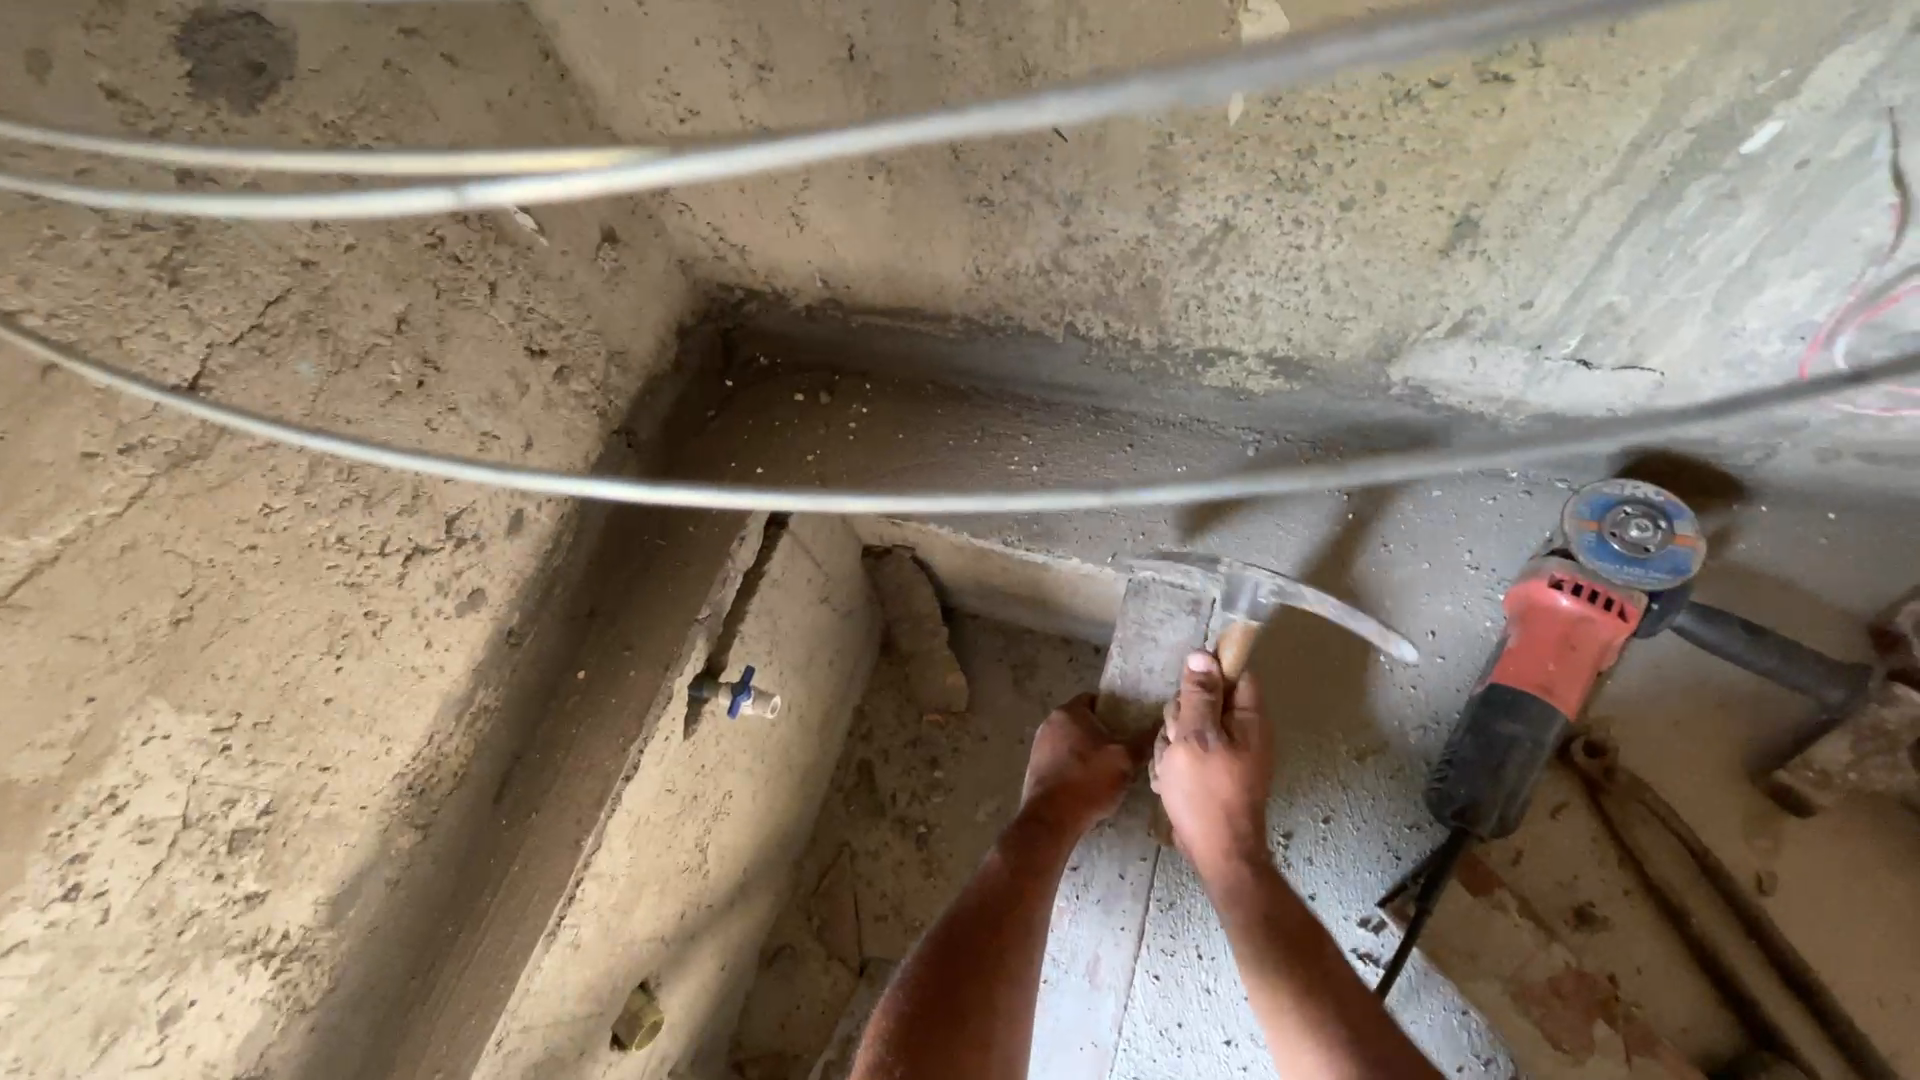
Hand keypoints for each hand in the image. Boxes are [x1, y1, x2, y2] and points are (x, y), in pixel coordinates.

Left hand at [1020, 693, 1151, 834]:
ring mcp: (1039, 745)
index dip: (1113, 709)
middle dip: (1101, 733)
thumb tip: (1159, 725)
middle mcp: (1049, 723)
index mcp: (1068, 713)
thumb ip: (1142, 741)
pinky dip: (1074, 767)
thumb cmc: (1089, 780)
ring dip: (1087, 751)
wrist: (1052, 817)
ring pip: (1071, 742)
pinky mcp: (1035, 767)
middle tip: (1123, 748)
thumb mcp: (1124, 760)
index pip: (1094, 699)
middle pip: (1082, 721)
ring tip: (1109, 769)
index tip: (1128, 725)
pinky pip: (1060, 760)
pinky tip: (1088, 784)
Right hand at [1152, 651, 1272, 876]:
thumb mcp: (1196, 736)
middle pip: (1204, 701)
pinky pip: (1185, 754)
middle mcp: (1243, 732)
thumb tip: (1202, 655)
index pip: (1235, 673)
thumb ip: (1198, 695)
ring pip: (1187, 728)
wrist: (1216, 852)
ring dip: (1171, 744)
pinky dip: (1173, 765)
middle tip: (1178, 739)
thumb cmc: (1207, 792)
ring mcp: (1227, 755)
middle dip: (1180, 717)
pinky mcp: (1211, 774)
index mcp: (1248, 718)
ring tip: (1172, 768)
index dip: (1208, 672)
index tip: (1185, 687)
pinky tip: (1170, 782)